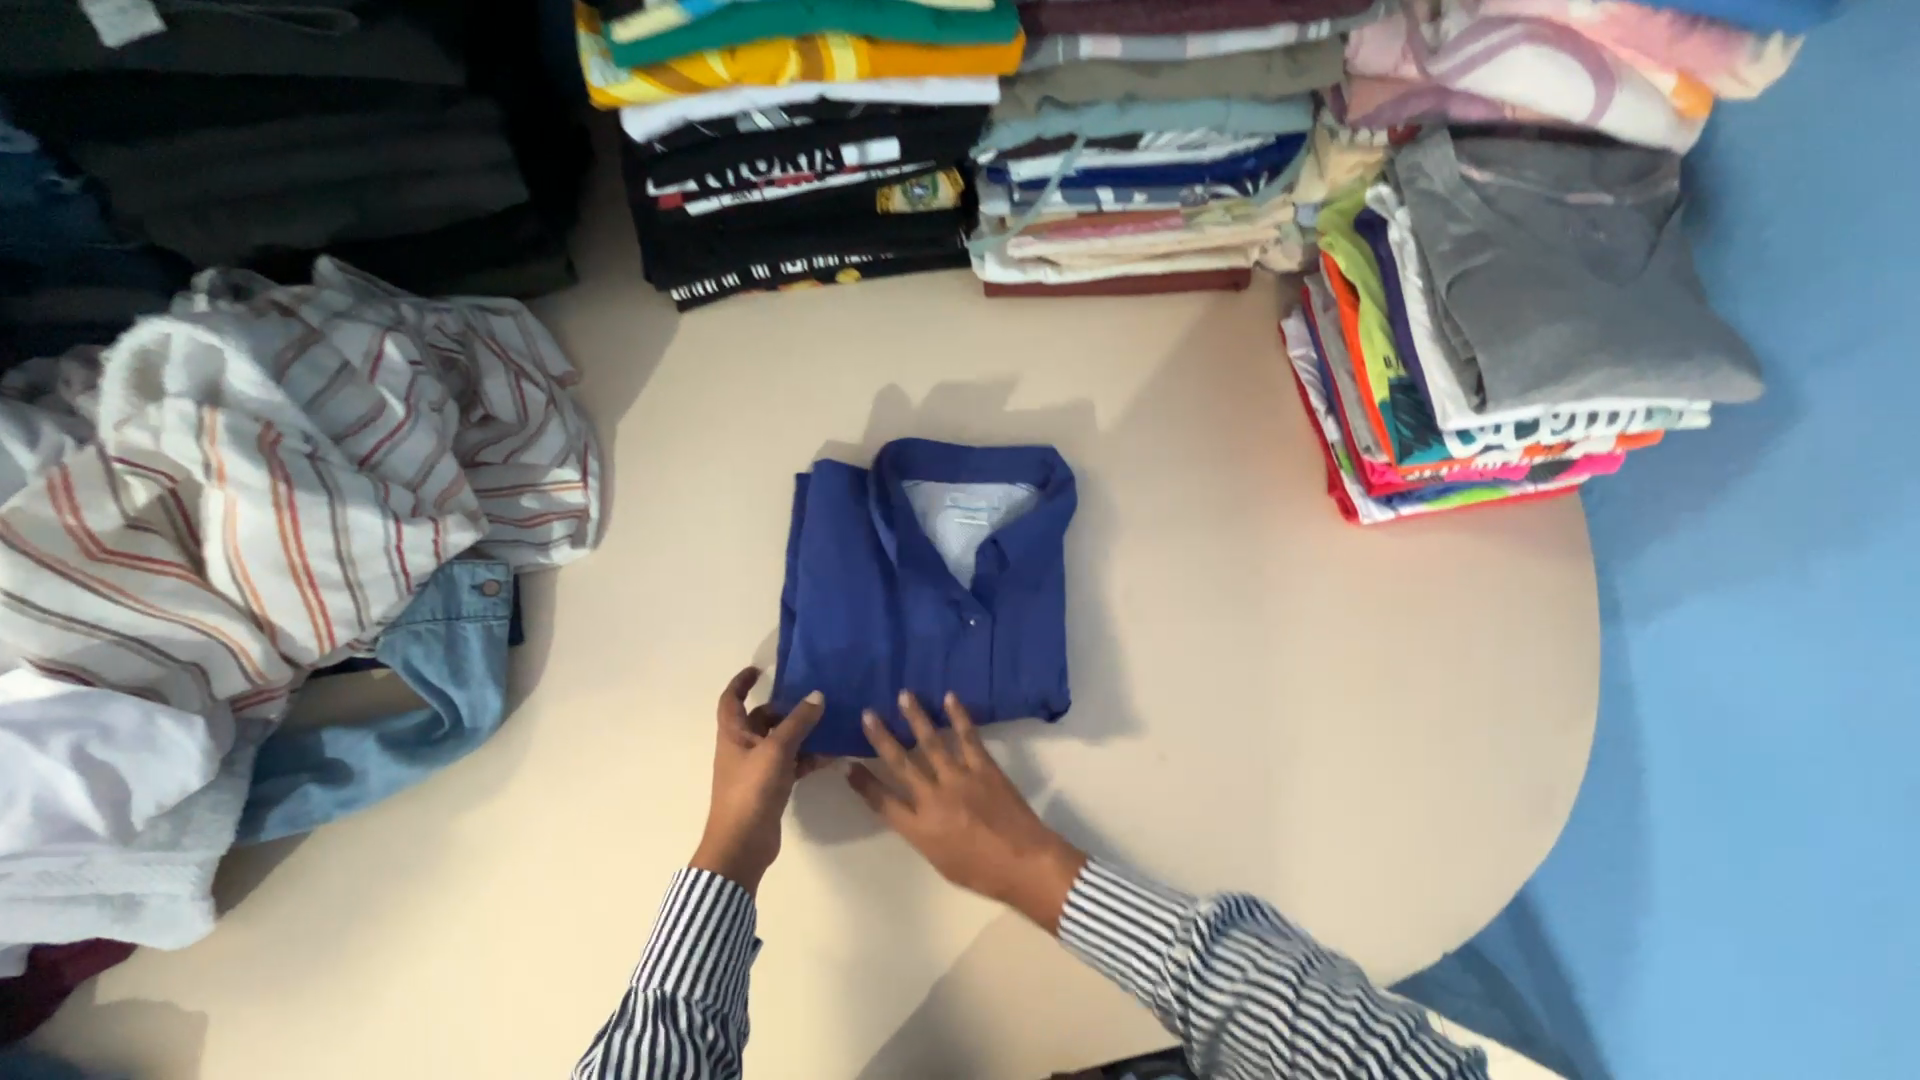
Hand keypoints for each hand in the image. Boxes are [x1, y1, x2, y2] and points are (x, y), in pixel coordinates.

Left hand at [690, 667, 825, 895]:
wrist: (742, 844)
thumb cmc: (751, 791)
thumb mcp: (776, 751)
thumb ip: (798, 723)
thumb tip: (817, 695)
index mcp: (733, 734)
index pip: (731, 699)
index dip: (742, 682)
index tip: (761, 670)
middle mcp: (742, 747)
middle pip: (762, 719)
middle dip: (785, 709)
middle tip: (813, 701)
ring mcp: (756, 769)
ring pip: (781, 741)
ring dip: (802, 734)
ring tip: (830, 724)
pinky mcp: (771, 787)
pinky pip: (791, 764)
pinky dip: (808, 758)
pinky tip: (832, 756)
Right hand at [847, 691, 1087, 932]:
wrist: (1024, 862)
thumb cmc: (982, 872)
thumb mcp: (941, 861)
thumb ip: (923, 834)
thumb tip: (914, 814)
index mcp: (919, 828)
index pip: (882, 802)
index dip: (863, 783)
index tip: (847, 764)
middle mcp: (933, 798)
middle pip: (901, 763)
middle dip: (881, 738)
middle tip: (867, 714)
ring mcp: (959, 779)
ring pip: (931, 742)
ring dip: (916, 717)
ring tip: (904, 695)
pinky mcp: (984, 768)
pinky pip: (967, 737)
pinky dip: (958, 716)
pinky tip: (950, 698)